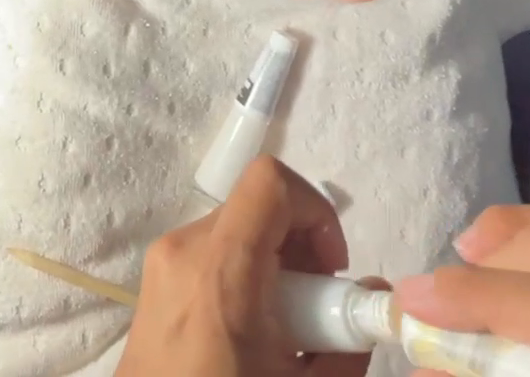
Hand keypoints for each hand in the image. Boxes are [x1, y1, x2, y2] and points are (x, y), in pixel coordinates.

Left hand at [117, 157, 374, 376]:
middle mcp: (186, 246)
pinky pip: (214, 248)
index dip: (315, 211)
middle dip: (302, 246)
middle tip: (318, 310)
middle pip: (259, 207)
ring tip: (286, 328)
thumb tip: (374, 292)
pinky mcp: (154, 272)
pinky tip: (253, 329)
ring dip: (276, 260)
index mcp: (222, 270)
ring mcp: (164, 256)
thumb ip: (348, 346)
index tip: (331, 269)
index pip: (270, 182)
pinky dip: (246, 270)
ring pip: (238, 226)